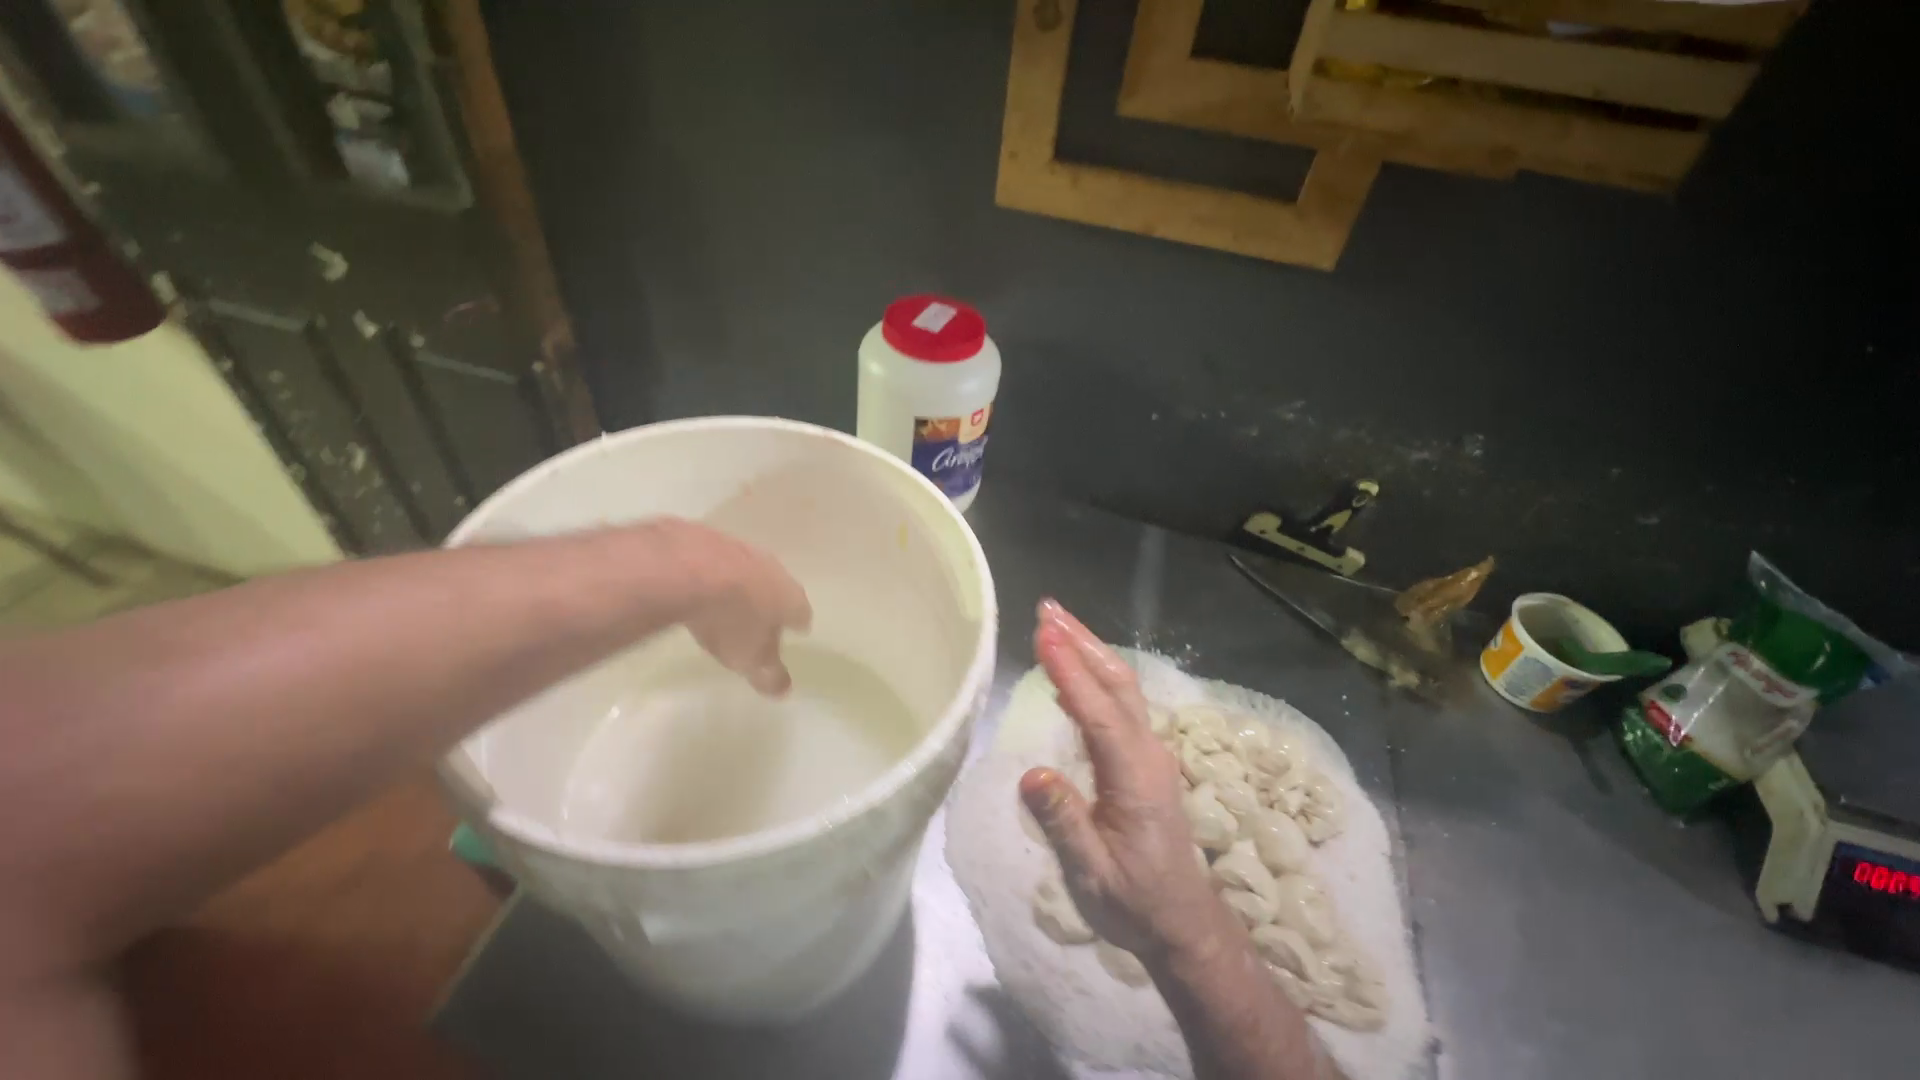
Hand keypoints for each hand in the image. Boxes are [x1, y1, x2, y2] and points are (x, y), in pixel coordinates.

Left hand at [651, 519, 811, 695]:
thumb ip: (769, 675)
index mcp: (789, 597)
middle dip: (769, 600)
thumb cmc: (729, 621)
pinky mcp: (704, 539)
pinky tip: (694, 585)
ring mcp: (738, 550)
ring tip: (725, 601)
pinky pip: (712, 560)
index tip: (796, 630)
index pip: (802, 612)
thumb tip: (783, 689)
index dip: (797, 623)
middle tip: (759, 617)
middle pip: (776, 586)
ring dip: (738, 583)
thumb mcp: (750, 660)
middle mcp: (771, 569)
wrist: (684, 570)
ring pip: (745, 569)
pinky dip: (708, 572)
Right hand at [1021, 599, 1226, 960]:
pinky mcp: (1144, 761)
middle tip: (1047, 609)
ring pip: (1123, 689)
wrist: (1182, 922)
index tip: (1045, 634)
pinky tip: (1071, 674)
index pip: (1100, 712)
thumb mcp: (1093, 875)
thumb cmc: (1134, 902)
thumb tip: (1031, 774)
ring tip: (1055, 625)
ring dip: (1090, 652)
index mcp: (1135, 777)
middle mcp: (1148, 754)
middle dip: (1083, 642)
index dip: (1071, 671)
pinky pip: (1120, 705)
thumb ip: (1065, 824)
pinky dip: (1094, 678)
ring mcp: (1150, 754)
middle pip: (1118, 684)